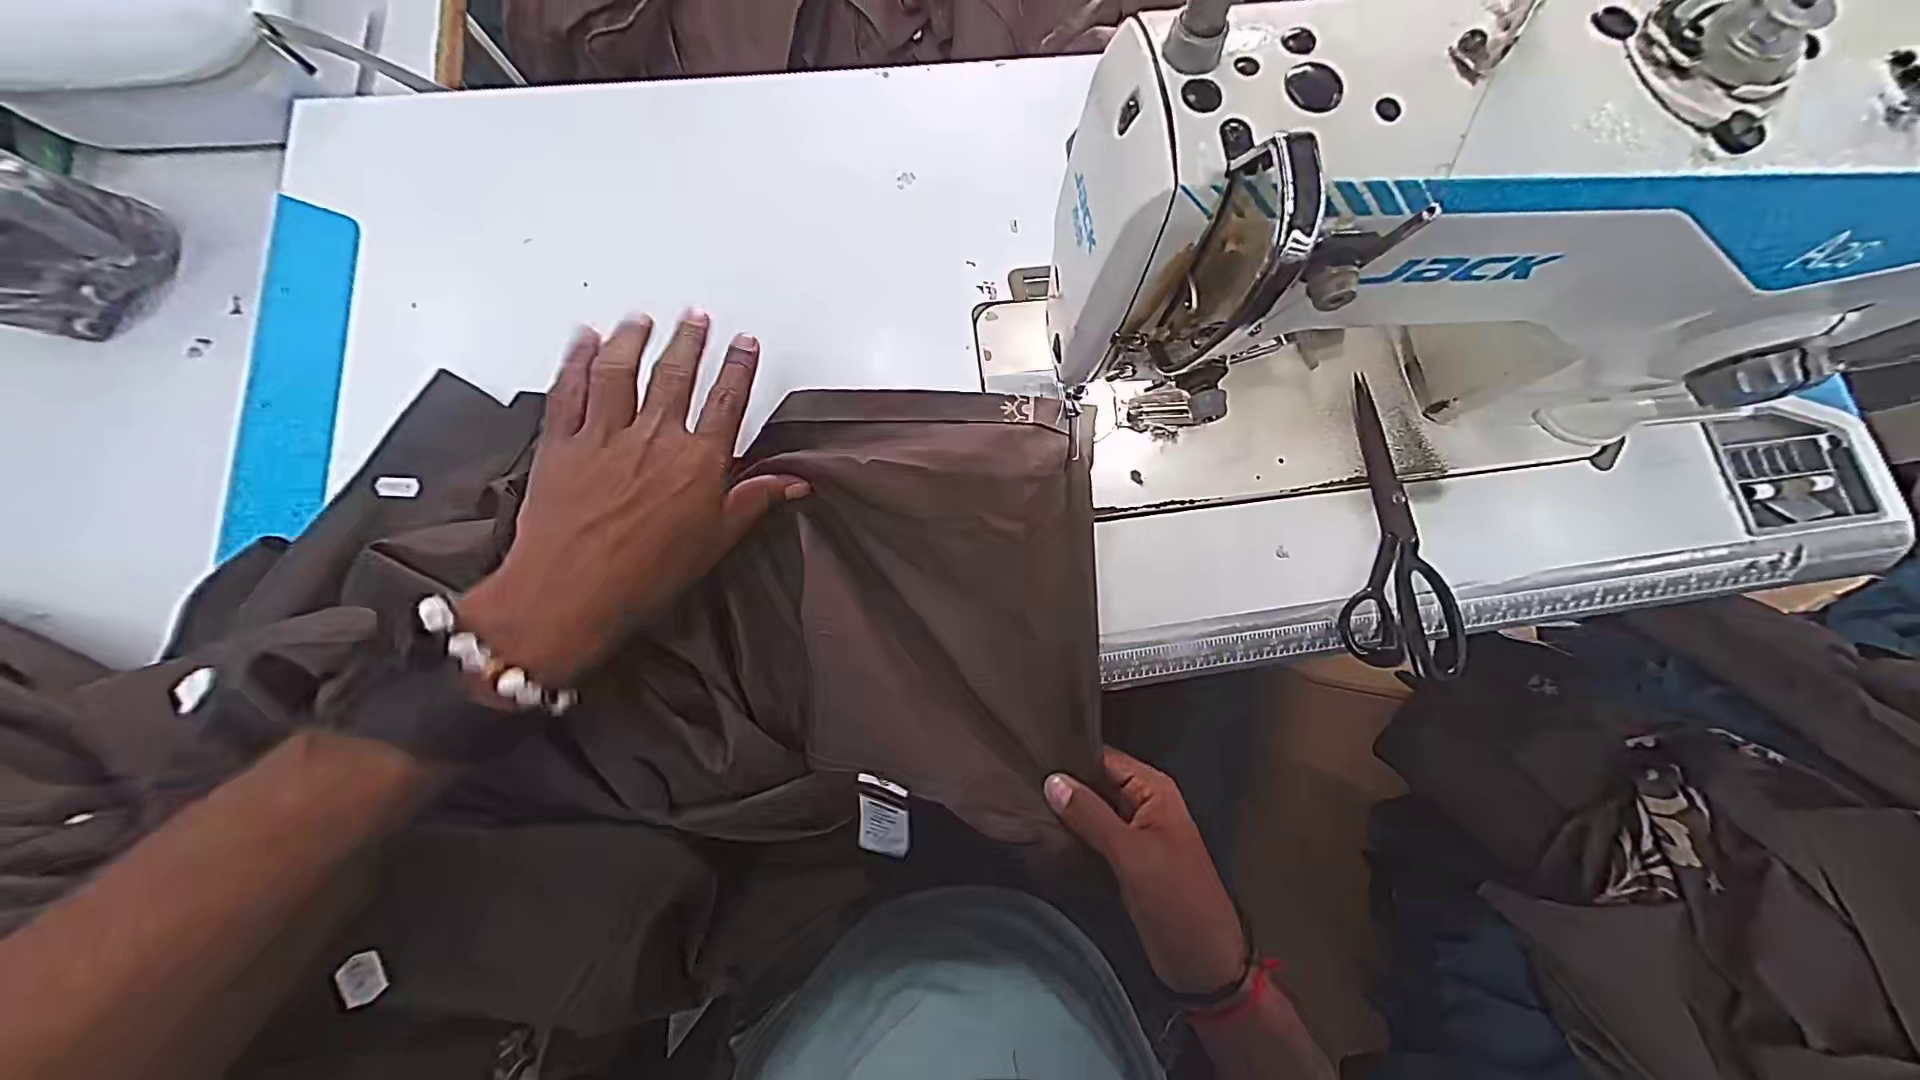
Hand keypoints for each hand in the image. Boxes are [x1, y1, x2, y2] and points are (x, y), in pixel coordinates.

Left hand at [458, 310, 807, 683]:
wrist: (572, 592)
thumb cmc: (647, 573)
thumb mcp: (716, 540)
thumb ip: (755, 500)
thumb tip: (795, 483)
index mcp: (697, 462)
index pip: (726, 400)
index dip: (738, 367)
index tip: (744, 343)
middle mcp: (654, 438)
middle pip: (676, 374)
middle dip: (689, 340)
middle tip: (696, 317)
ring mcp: (605, 436)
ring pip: (621, 370)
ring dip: (633, 338)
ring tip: (642, 318)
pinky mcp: (562, 442)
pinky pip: (569, 389)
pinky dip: (575, 358)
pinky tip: (583, 339)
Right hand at [1046, 747, 1246, 994]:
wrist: (1203, 965)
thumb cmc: (1179, 901)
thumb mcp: (1132, 853)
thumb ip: (1090, 815)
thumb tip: (1053, 782)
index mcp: (1153, 790)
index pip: (1103, 758)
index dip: (1070, 758)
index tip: (1031, 758)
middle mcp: (1141, 804)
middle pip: (1093, 782)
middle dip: (1063, 785)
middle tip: (1022, 784)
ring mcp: (1130, 832)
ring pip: (1089, 810)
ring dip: (1064, 812)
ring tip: (1024, 804)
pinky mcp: (1120, 859)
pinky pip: (1089, 836)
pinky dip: (1070, 835)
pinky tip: (1042, 833)